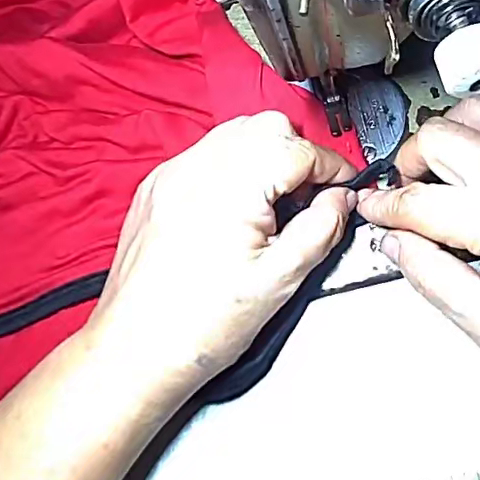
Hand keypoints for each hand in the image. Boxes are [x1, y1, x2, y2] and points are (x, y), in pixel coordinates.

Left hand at [87, 111, 355, 396]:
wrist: (134, 351)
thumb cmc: (195, 327)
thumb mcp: (279, 280)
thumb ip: (321, 229)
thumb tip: (340, 200)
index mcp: (231, 186)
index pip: (300, 149)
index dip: (334, 168)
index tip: (345, 189)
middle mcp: (197, 169)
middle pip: (269, 128)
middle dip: (301, 155)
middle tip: (312, 197)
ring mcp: (173, 174)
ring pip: (238, 132)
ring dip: (269, 156)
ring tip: (278, 205)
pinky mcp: (159, 187)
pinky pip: (209, 154)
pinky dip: (236, 167)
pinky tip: (242, 208)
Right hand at [354, 88, 479, 413]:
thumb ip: (434, 280)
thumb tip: (395, 244)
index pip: (417, 200)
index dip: (383, 207)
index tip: (372, 211)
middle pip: (438, 137)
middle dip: (407, 162)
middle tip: (406, 191)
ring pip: (479, 108)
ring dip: (450, 130)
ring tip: (445, 163)